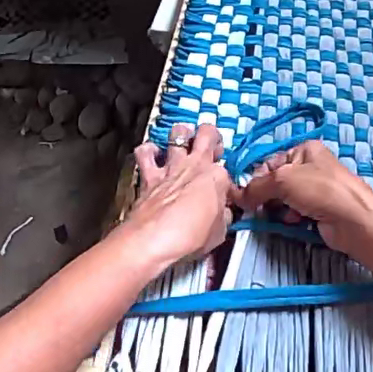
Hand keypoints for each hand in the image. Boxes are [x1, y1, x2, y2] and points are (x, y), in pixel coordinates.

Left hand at [117, 123, 233, 266]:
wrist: (154, 240)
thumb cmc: (191, 237)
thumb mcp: (219, 233)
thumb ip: (223, 217)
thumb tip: (223, 213)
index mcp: (217, 176)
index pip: (227, 172)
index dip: (226, 183)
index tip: (224, 195)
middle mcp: (195, 164)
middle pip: (208, 133)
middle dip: (211, 135)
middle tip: (211, 147)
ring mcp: (171, 166)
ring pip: (178, 132)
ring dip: (181, 134)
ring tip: (183, 142)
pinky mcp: (149, 174)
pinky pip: (145, 152)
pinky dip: (148, 150)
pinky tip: (152, 154)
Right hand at [232, 140, 372, 253]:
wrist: (354, 221)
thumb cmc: (320, 190)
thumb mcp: (282, 180)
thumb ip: (255, 187)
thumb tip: (236, 197)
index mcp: (303, 150)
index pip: (269, 162)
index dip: (256, 179)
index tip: (247, 195)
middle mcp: (309, 166)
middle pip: (275, 181)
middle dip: (267, 196)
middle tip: (261, 208)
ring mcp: (315, 189)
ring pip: (283, 199)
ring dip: (278, 208)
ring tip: (281, 215)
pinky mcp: (318, 210)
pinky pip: (294, 212)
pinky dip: (290, 217)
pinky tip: (293, 221)